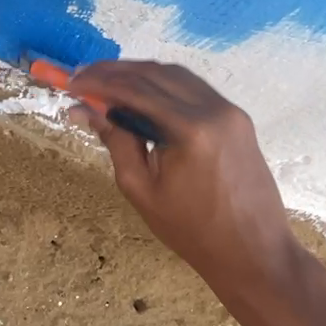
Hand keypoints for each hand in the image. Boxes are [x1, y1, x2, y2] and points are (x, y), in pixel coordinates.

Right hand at [66, 60, 300, 297]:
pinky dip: (161, 84)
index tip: (70, 82)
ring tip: (105, 82)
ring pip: (174, 74)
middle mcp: (214, 109)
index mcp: (190, 129)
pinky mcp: (237, 118)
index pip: (134, 89)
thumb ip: (115, 140)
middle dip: (114, 72)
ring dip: (137, 73)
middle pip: (154, 73)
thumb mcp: (140, 188)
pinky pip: (192, 88)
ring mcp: (230, 111)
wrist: (255, 253)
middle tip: (81, 78)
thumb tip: (82, 109)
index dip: (98, 82)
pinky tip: (139, 94)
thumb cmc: (192, 230)